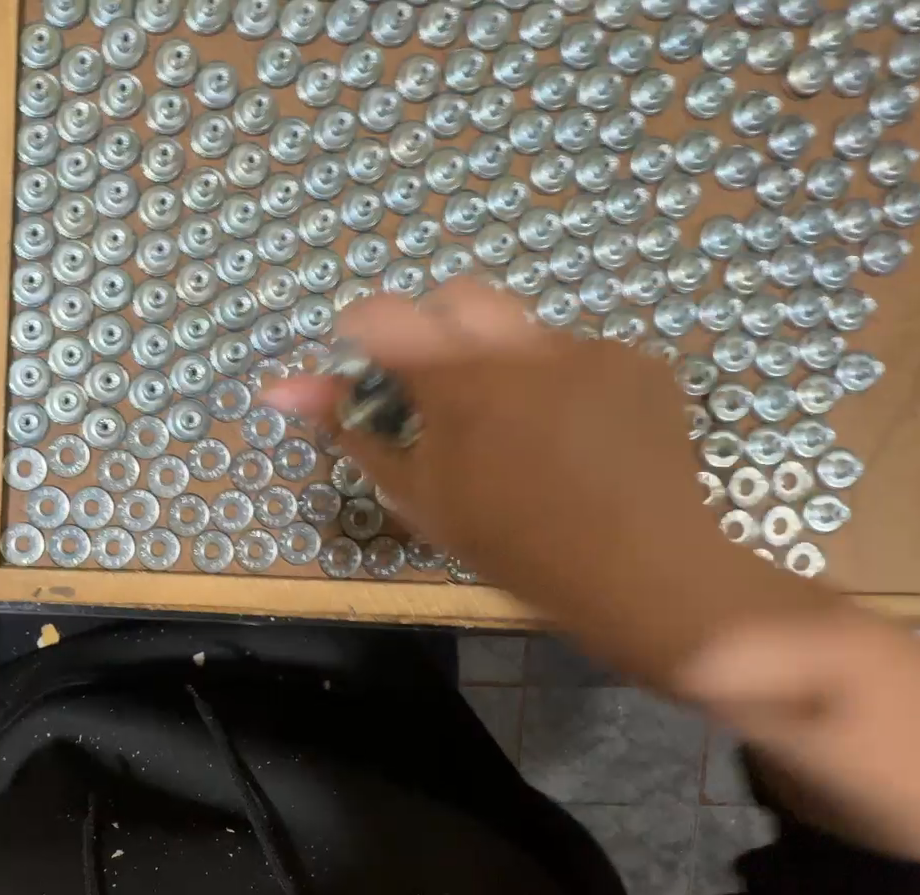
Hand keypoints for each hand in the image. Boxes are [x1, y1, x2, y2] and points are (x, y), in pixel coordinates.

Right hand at [262, 279, 835, 684]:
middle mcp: (520, 345)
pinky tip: (566, 439)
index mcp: (456, 377)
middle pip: (456, 297)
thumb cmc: (505, 540)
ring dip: (494, 362)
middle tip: (428, 390)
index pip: (381, 315)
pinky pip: (574, 356)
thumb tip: (280, 390)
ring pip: (519, 330)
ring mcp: (587, 350)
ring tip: (507, 431)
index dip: (357, 331)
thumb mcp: (412, 490)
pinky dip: (553, 384)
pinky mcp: (638, 365)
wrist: (640, 571)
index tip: (359, 363)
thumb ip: (349, 428)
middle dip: (430, 330)